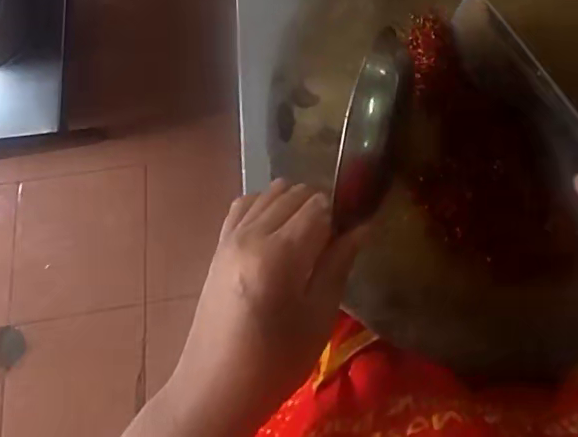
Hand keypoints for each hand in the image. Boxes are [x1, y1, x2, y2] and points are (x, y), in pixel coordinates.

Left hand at [149, 181, 363, 436]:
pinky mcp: (220, 240)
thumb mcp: (318, 319)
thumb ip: (339, 264)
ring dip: (294, 202)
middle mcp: (253, 233)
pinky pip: (247, 201)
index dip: (339, 215)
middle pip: (297, 192)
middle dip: (319, 206)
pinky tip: (275, 231)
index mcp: (279, 255)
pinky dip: (267, 204)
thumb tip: (362, 226)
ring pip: (273, 190)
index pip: (320, 205)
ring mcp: (232, 234)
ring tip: (303, 237)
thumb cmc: (275, 362)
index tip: (346, 235)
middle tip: (329, 240)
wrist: (216, 387)